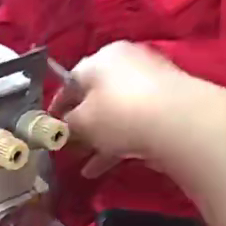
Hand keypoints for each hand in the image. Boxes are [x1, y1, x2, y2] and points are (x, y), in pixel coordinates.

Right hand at [49, 42, 225, 178]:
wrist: (177, 121)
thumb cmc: (117, 114)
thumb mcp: (79, 122)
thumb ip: (65, 124)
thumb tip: (63, 127)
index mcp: (100, 58)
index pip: (68, 83)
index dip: (56, 110)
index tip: (49, 131)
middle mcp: (124, 62)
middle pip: (93, 97)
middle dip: (79, 125)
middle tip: (69, 147)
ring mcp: (148, 81)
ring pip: (112, 112)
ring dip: (96, 138)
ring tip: (84, 163)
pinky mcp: (164, 101)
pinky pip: (131, 121)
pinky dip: (115, 142)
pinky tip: (101, 167)